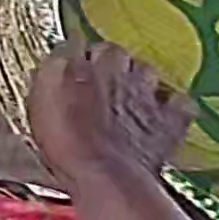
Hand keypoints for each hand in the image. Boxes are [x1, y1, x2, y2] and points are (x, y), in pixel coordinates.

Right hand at [27, 40, 194, 184]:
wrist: (105, 177)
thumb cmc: (66, 143)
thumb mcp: (38, 105)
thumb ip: (46, 78)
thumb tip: (51, 67)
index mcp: (71, 66)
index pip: (73, 42)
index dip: (71, 52)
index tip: (67, 60)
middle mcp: (108, 72)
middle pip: (111, 49)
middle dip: (106, 57)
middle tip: (98, 73)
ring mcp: (141, 94)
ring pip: (145, 68)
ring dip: (138, 75)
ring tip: (128, 88)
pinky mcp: (168, 121)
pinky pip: (180, 101)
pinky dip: (174, 102)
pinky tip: (164, 108)